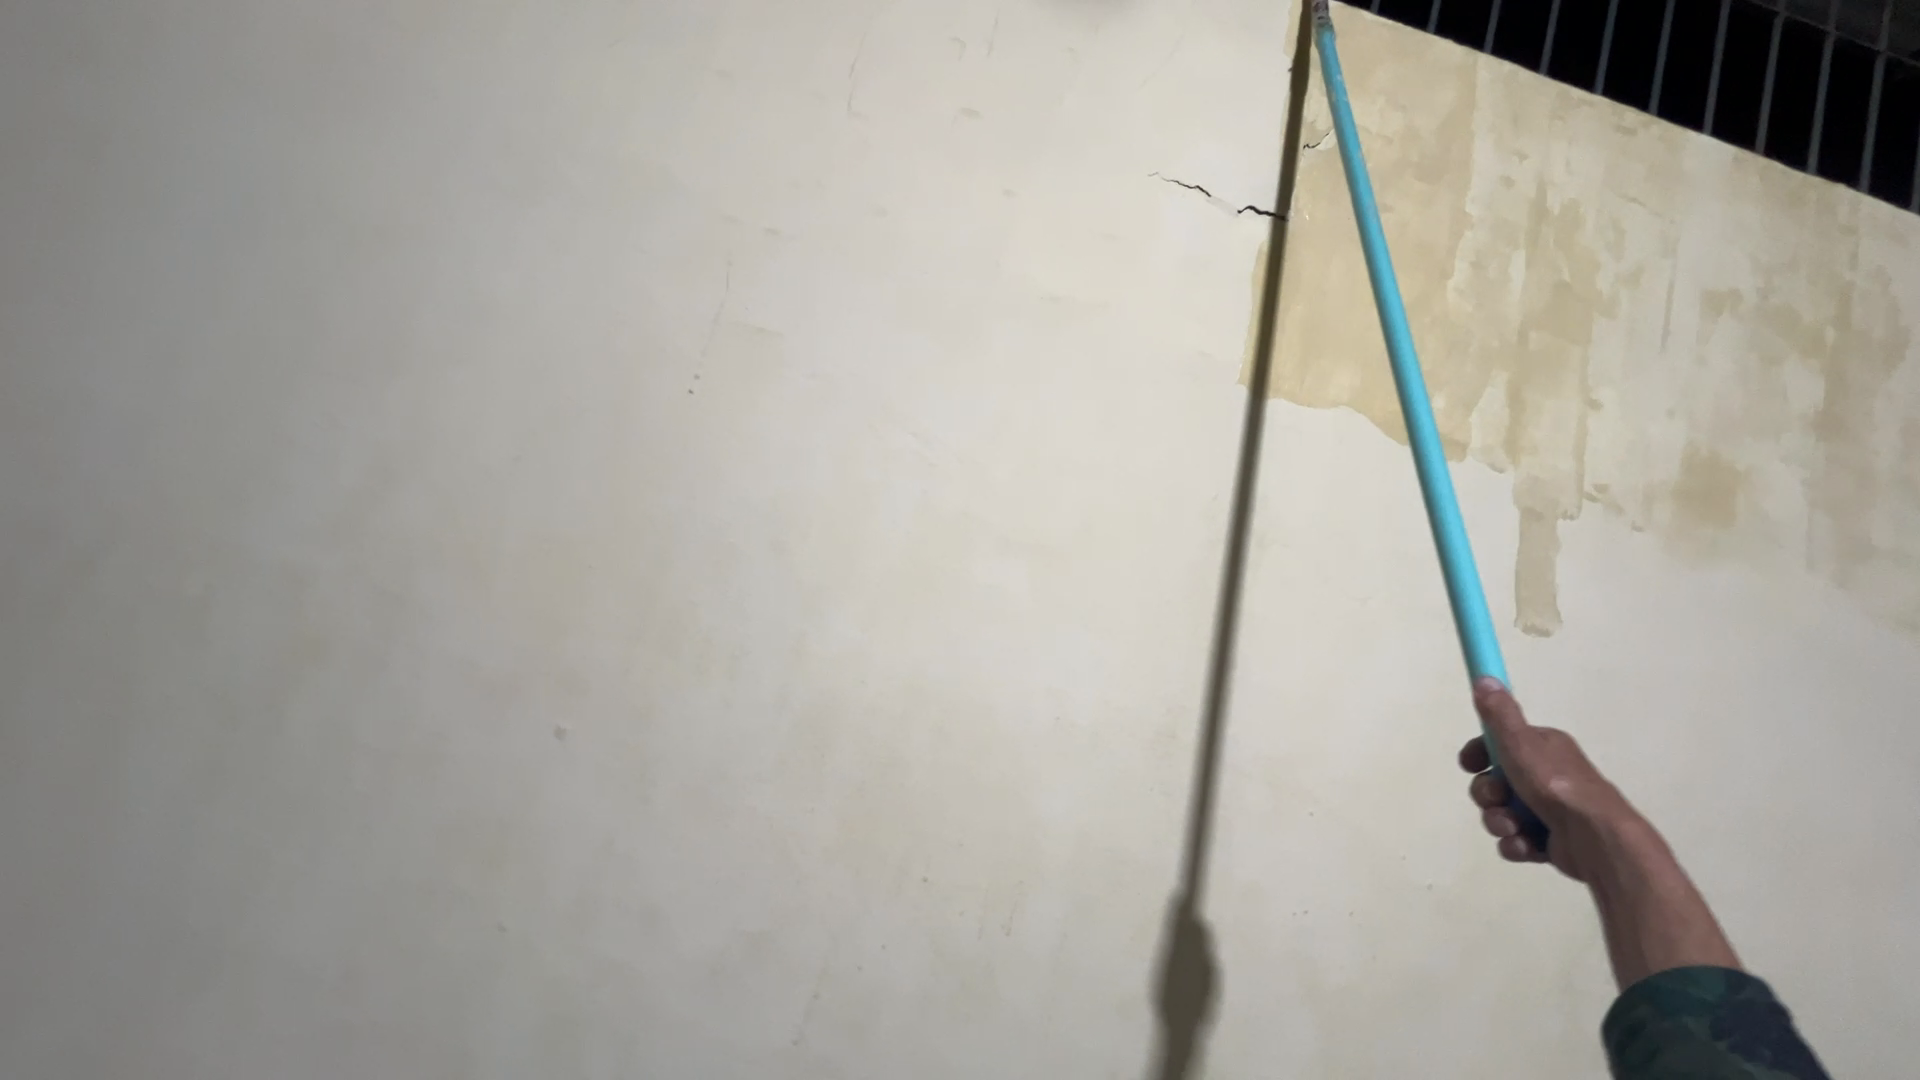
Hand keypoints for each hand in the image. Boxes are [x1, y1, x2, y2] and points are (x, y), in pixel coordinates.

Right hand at [1457, 677, 1639, 881]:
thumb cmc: (1556, 786)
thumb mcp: (1520, 743)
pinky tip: (1525, 846)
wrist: (1598, 840)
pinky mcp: (1552, 840)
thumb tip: (1484, 678)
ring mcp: (1550, 811)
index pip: (1497, 745)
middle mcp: (1547, 776)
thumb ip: (1499, 714)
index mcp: (1543, 748)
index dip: (1478, 755)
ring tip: (1512, 829)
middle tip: (1496, 799)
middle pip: (1494, 781)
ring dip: (1498, 821)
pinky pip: (1517, 839)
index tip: (1469, 765)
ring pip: (1502, 812)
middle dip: (1487, 794)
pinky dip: (1516, 844)